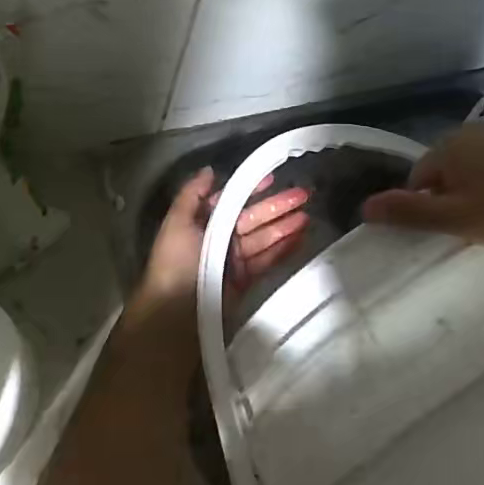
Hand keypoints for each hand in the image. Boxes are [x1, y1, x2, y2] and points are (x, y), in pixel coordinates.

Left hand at [141, 166, 310, 303]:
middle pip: (253, 218)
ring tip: (308, 217)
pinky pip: (268, 260)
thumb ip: (191, 195)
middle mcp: (219, 239)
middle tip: (304, 195)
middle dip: (277, 206)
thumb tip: (209, 170)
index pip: (232, 201)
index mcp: (203, 223)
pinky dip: (284, 250)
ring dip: (285, 226)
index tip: (273, 179)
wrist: (175, 314)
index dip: (252, 189)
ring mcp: (234, 260)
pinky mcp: (245, 280)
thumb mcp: (176, 223)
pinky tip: (301, 239)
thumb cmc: (175, 264)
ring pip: (264, 238)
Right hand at [360, 122, 483, 265]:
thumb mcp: (457, 219)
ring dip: (474, 190)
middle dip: (451, 196)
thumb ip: (409, 212)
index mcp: (453, 143)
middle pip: (445, 169)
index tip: (451, 230)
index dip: (428, 207)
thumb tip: (364, 207)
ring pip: (472, 167)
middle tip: (473, 226)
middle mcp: (476, 130)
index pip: (420, 177)